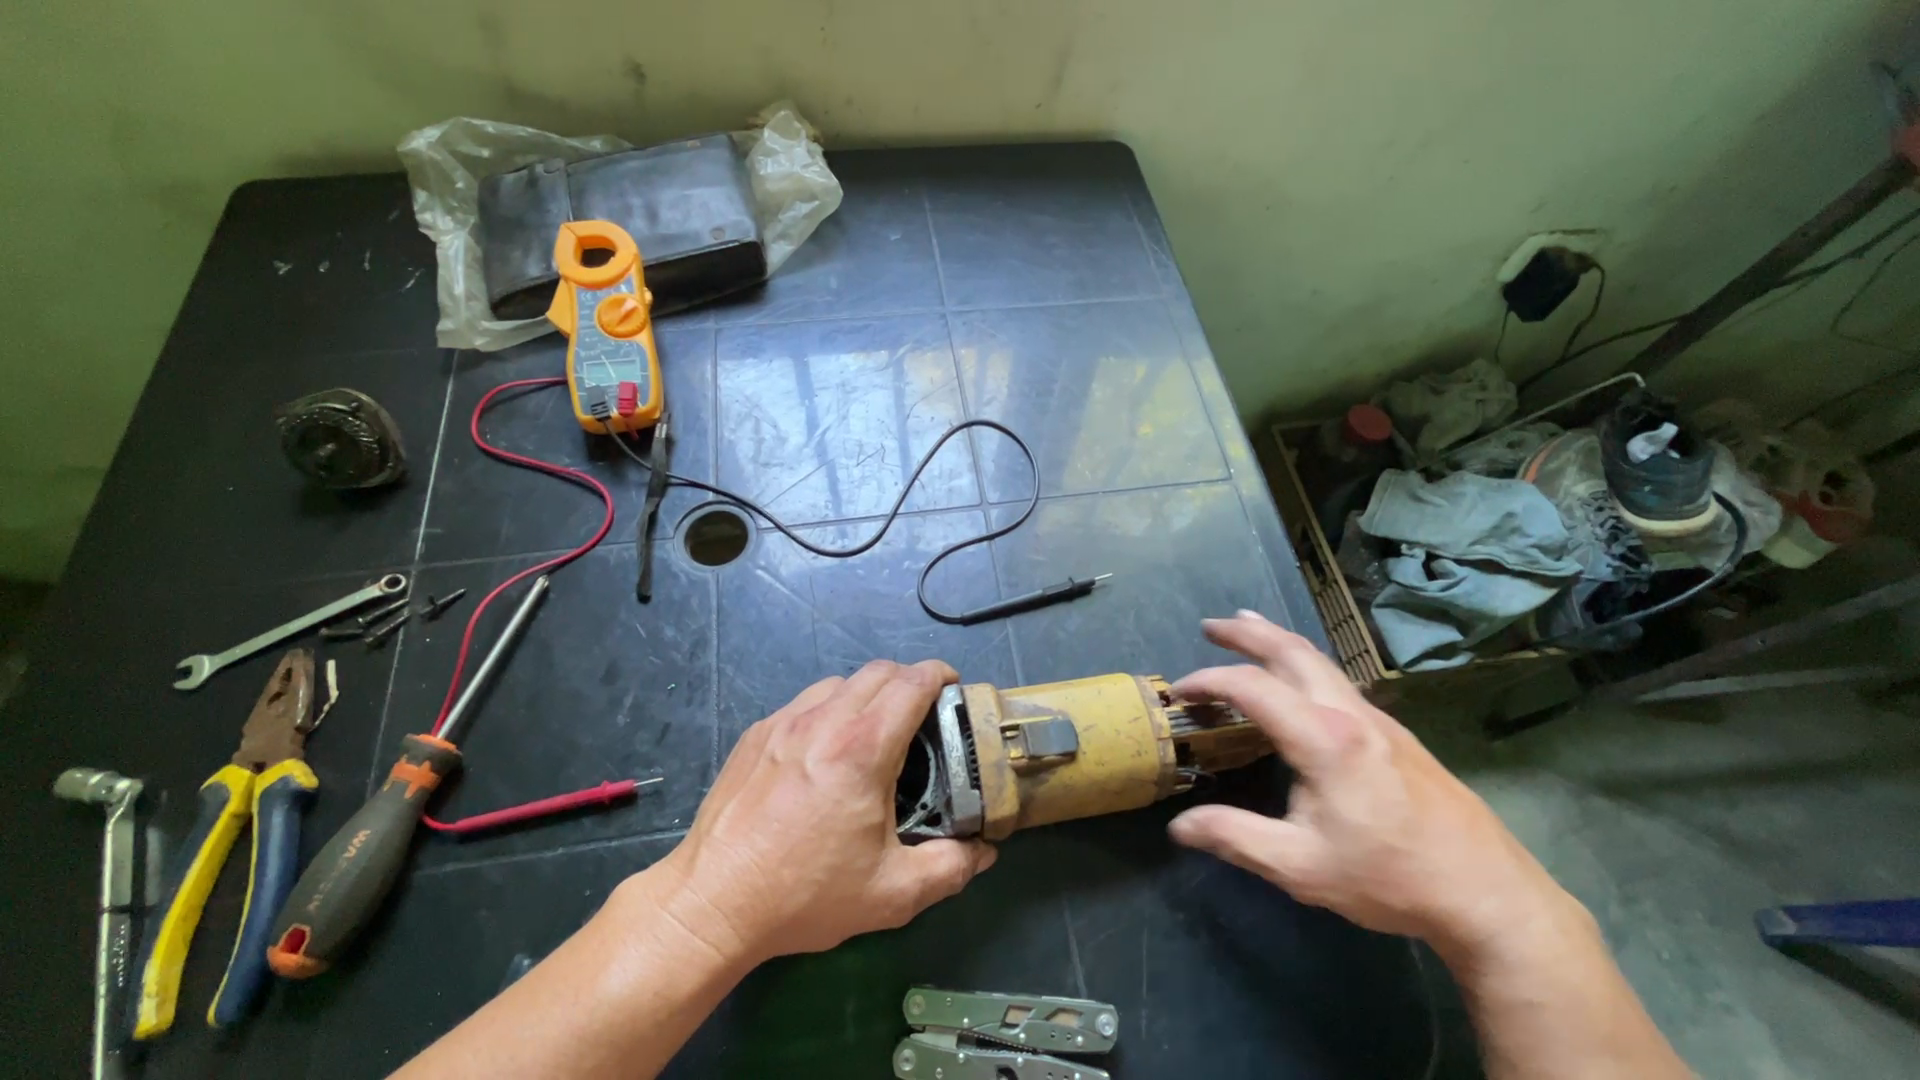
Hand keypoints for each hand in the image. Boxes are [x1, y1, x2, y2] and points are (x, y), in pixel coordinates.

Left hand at [651, 660, 996, 963]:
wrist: (713, 902)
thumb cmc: (806, 895)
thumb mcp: (892, 894)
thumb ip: (949, 868)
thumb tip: (983, 853)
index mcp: (862, 748)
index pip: (912, 682)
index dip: (940, 676)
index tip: (955, 690)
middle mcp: (822, 720)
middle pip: (878, 671)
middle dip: (909, 682)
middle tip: (923, 717)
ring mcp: (782, 723)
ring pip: (838, 683)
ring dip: (866, 695)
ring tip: (874, 734)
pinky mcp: (755, 735)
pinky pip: (803, 704)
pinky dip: (828, 711)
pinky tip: (825, 753)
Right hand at [1168, 611, 1564, 954]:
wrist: (1488, 892)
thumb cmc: (1389, 877)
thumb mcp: (1300, 867)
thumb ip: (1235, 838)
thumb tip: (1180, 826)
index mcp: (1324, 739)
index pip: (1252, 687)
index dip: (1208, 682)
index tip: (1178, 693)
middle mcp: (1351, 715)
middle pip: (1293, 652)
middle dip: (1248, 632)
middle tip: (1210, 626)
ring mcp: (1379, 721)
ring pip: (1321, 661)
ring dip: (1279, 640)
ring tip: (1249, 628)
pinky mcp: (1396, 735)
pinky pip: (1338, 679)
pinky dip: (1305, 662)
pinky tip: (1299, 680)